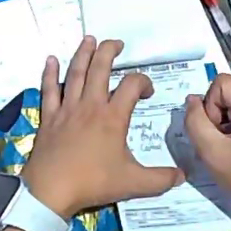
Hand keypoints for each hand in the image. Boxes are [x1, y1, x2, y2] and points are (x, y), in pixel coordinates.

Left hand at [20, 37, 182, 216]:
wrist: (51, 190)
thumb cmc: (93, 182)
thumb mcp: (133, 183)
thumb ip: (160, 179)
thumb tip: (182, 175)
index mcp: (113, 117)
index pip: (132, 86)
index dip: (143, 82)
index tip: (147, 91)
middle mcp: (90, 106)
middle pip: (100, 69)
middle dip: (110, 52)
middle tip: (116, 43)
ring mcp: (67, 109)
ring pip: (75, 74)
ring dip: (83, 54)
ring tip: (89, 40)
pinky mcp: (49, 117)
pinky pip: (49, 90)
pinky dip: (50, 74)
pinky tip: (51, 60)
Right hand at [183, 74, 230, 227]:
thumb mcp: (213, 152)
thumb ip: (196, 122)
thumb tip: (191, 100)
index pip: (221, 82)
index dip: (210, 105)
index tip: (216, 132)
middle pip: (225, 87)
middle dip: (213, 111)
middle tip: (219, 138)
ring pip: (228, 99)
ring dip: (219, 119)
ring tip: (226, 143)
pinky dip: (226, 124)